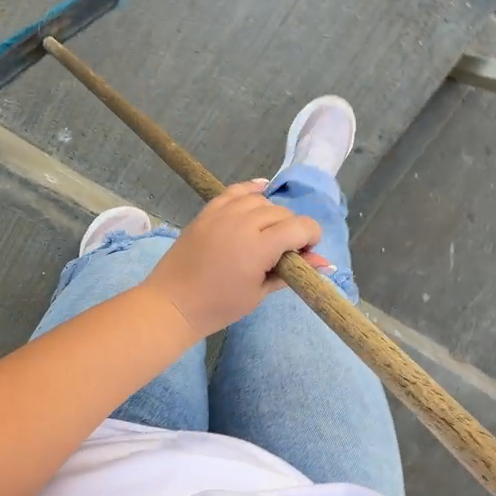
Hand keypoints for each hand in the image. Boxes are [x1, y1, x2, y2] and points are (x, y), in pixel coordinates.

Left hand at [143, 179, 322, 338]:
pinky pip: (234, 191)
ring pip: (260, 200)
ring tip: (266, 232)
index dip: (311, 238)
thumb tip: (323, 264)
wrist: (173, 303)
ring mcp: (222, 214)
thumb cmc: (218, 306)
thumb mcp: (259, 293)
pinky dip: (250, 189)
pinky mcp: (207, 212)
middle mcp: (243, 223)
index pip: (300, 227)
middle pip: (282, 213)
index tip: (305, 254)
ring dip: (271, 213)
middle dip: (291, 229)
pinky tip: (261, 191)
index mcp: (260, 246)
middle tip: (284, 251)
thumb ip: (289, 272)